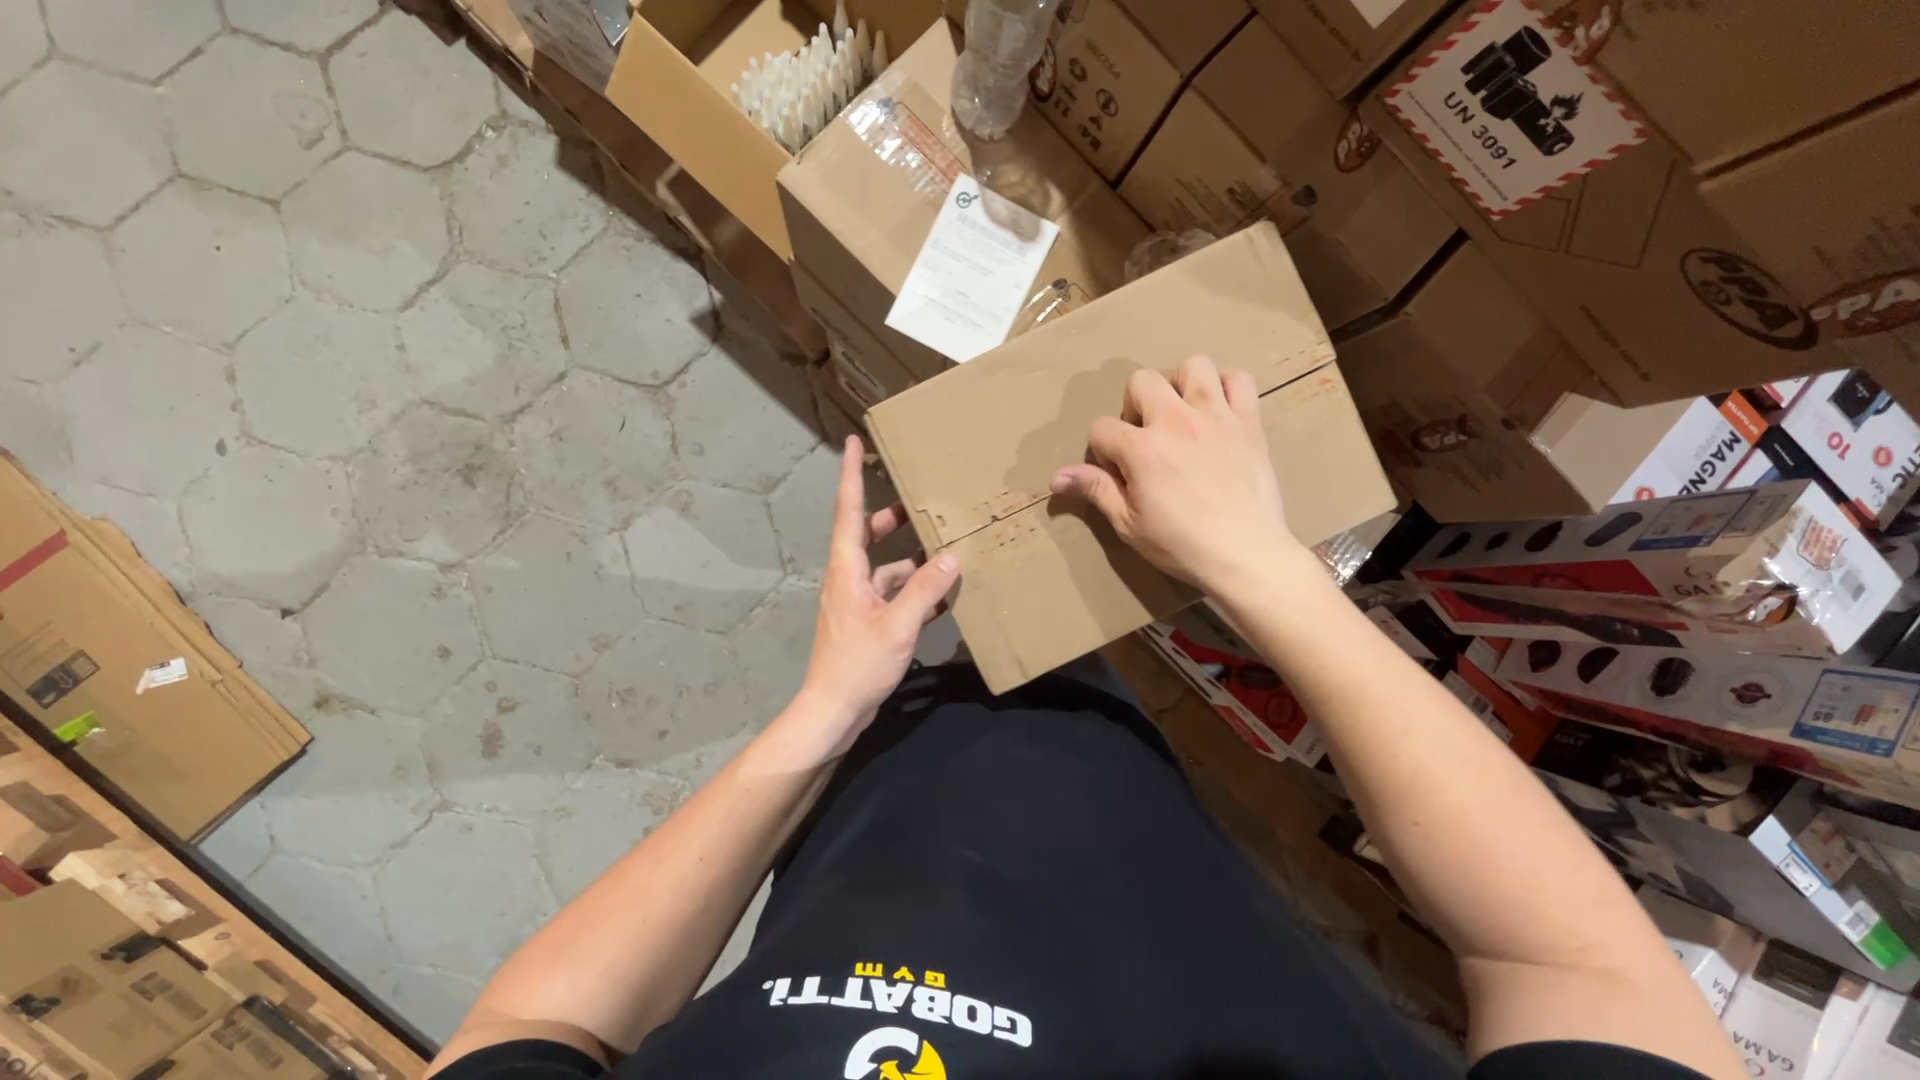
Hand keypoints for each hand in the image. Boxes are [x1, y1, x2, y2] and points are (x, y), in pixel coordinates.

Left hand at [791, 436, 958, 752]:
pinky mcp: (867, 622)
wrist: (833, 710)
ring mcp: (857, 602)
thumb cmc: (858, 665)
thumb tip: (949, 556)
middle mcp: (849, 578)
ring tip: (948, 548)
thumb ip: (925, 590)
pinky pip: (893, 595)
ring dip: (913, 559)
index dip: (851, 474)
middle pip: (867, 534)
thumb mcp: (898, 626)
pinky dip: (916, 591)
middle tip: (922, 499)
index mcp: (847, 569)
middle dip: (892, 515)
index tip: (854, 441)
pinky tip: (944, 595)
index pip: (848, 510)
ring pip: (886, 567)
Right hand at [1050, 356, 1302, 592]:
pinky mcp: (1249, 422)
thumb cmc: (1181, 545)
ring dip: (1180, 385)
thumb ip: (1095, 490)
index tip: (1118, 473)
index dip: (1102, 450)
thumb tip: (1056, 477)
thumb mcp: (1128, 524)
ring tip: (1182, 415)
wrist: (1245, 554)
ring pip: (1193, 366)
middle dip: (1135, 405)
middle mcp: (1176, 421)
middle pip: (1141, 381)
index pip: (1102, 428)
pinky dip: (1226, 388)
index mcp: (1142, 449)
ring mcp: (1216, 417)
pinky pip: (1239, 379)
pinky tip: (1218, 411)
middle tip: (1145, 437)